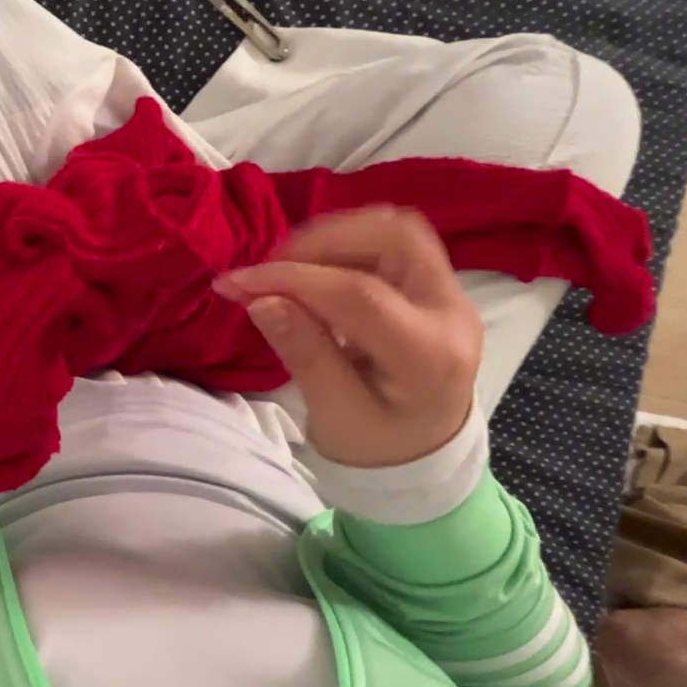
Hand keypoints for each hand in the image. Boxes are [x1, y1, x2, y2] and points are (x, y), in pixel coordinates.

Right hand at [212, 207, 481, 468]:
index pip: (358, 293)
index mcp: (427, 355)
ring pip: (394, 230)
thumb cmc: (375, 446)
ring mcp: (450, 293)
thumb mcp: (333, 414)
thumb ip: (304, 353)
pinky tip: (313, 275)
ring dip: (332, 239)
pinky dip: (344, 247)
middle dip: (320, 243)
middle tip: (269, 272)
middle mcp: (451, 311)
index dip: (291, 280)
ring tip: (287, 271)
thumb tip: (260, 301)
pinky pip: (392, 244)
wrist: (421, 455)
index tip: (235, 284)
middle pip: (392, 237)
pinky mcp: (436, 286)